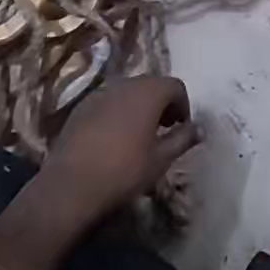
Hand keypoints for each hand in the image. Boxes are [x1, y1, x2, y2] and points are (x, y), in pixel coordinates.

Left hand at [44, 75, 200, 220]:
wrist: (70, 185)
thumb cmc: (124, 171)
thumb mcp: (161, 159)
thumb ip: (183, 138)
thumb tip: (199, 128)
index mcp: (149, 92)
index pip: (175, 86)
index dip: (183, 106)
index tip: (180, 128)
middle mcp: (125, 83)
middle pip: (151, 85)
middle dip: (162, 103)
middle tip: (163, 130)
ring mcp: (99, 93)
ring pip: (128, 92)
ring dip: (139, 106)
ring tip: (138, 134)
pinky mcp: (81, 106)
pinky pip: (108, 101)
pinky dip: (118, 112)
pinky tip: (113, 138)